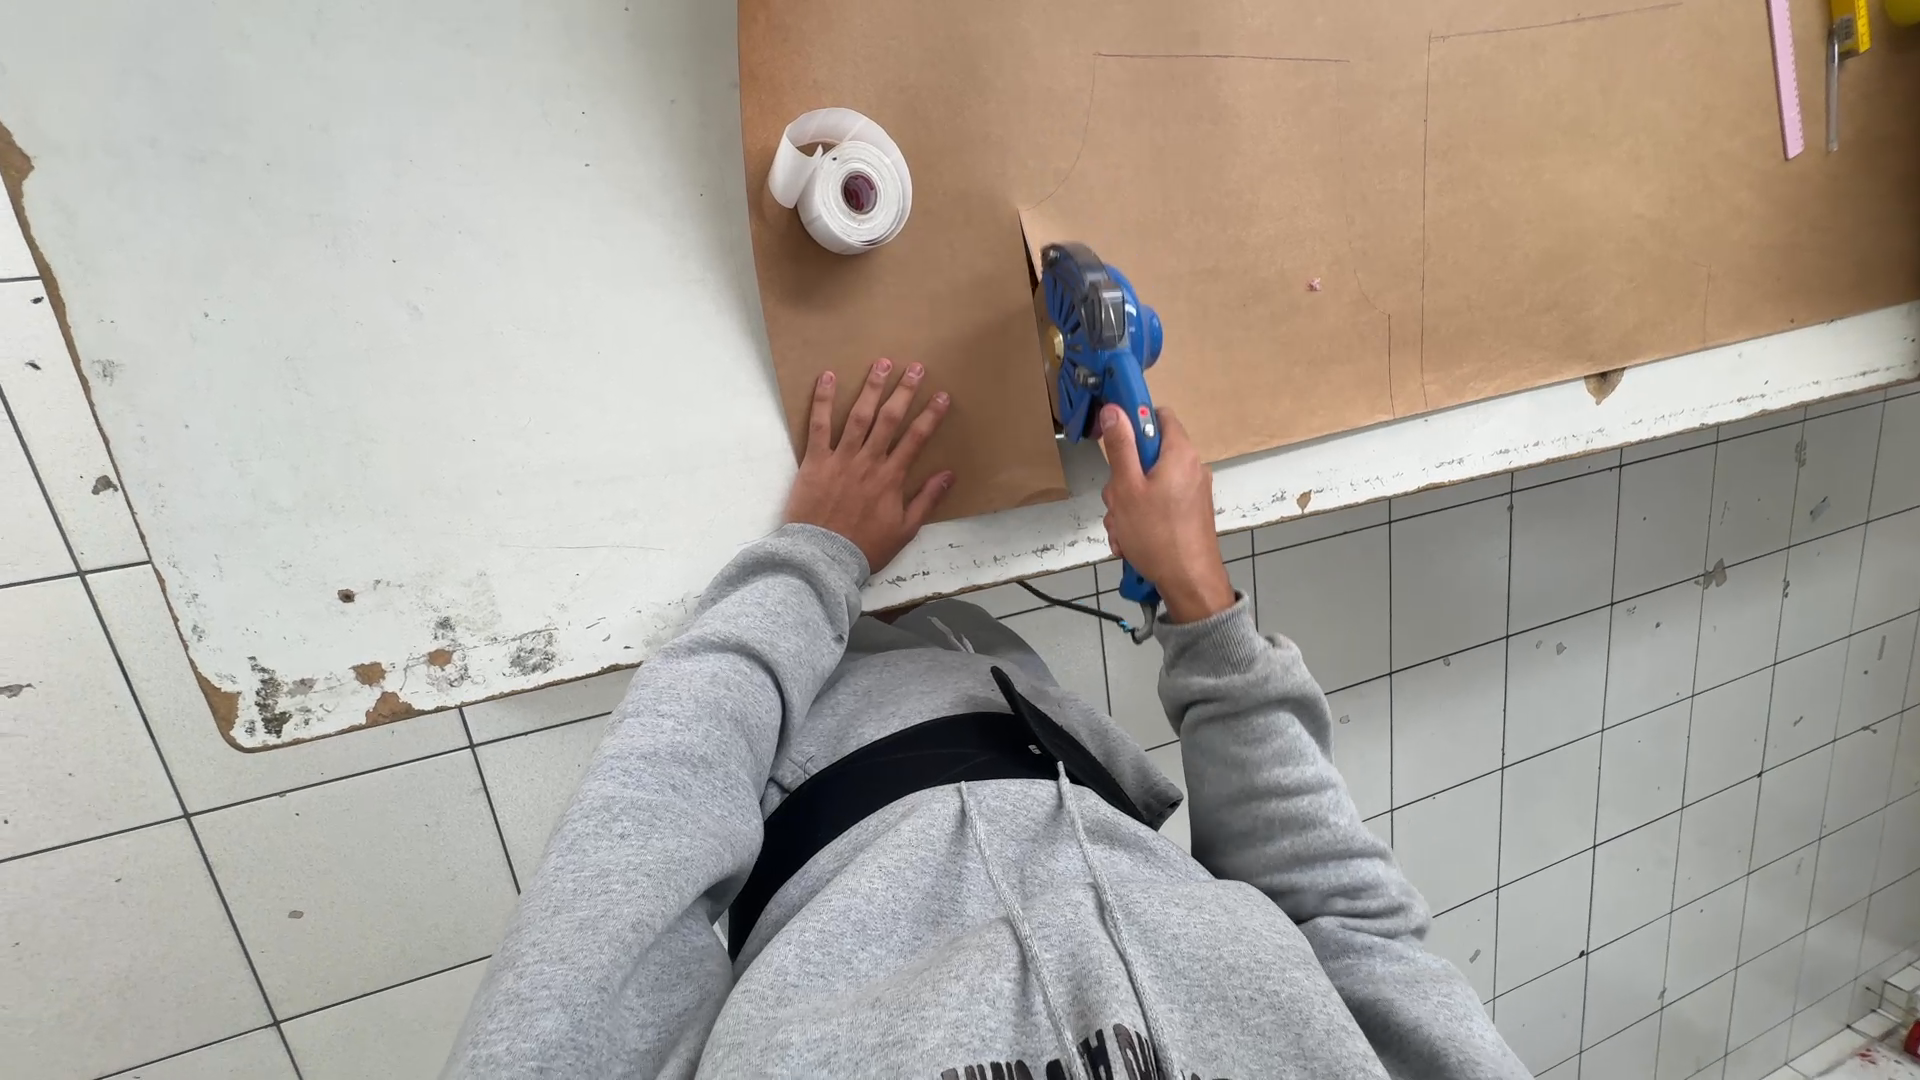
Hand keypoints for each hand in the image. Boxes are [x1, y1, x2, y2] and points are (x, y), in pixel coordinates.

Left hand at [784, 358, 953, 572]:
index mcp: (892, 478)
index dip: (931, 415)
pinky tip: (828, 377)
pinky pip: (818, 426)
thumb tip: (948, 474)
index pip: (916, 439)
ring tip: (882, 363)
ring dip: (872, 388)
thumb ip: (926, 500)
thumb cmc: (865, 548)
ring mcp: (841, 459)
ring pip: (859, 416)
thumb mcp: (905, 530)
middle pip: (890, 419)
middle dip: (904, 391)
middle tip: (915, 368)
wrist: (824, 558)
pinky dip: (823, 400)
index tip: (942, 395)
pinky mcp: (815, 462)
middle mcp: (869, 462)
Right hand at [1098, 404, 1234, 623]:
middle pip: (1146, 455)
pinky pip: (1156, 505)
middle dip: (1122, 478)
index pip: (1156, 415)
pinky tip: (1131, 541)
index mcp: (1179, 453)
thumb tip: (1114, 410)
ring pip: (1146, 485)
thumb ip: (1120, 447)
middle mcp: (1190, 467)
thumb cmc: (1157, 535)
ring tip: (1122, 530)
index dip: (1132, 420)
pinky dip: (1140, 519)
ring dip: (1126, 505)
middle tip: (1116, 502)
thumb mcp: (1127, 488)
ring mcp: (1191, 492)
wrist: (1189, 583)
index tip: (1110, 437)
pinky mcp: (1188, 513)